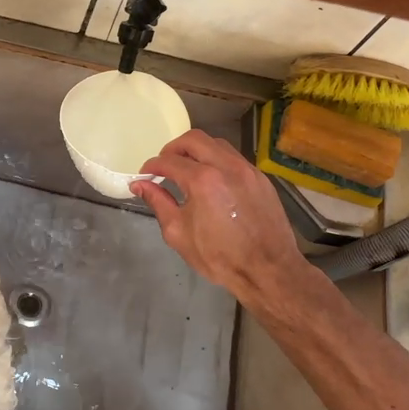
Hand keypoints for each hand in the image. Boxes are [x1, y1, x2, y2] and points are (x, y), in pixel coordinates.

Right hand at [132, 130, 310, 301]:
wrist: (268, 270)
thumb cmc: (219, 256)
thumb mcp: (178, 233)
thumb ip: (158, 203)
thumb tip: (140, 185)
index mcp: (202, 181)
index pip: (169, 161)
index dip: (152, 166)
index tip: (144, 175)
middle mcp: (225, 167)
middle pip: (193, 139)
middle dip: (173, 149)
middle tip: (164, 165)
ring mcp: (247, 170)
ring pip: (216, 144)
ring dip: (197, 151)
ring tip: (187, 169)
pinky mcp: (260, 178)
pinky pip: (233, 158)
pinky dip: (216, 160)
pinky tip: (212, 180)